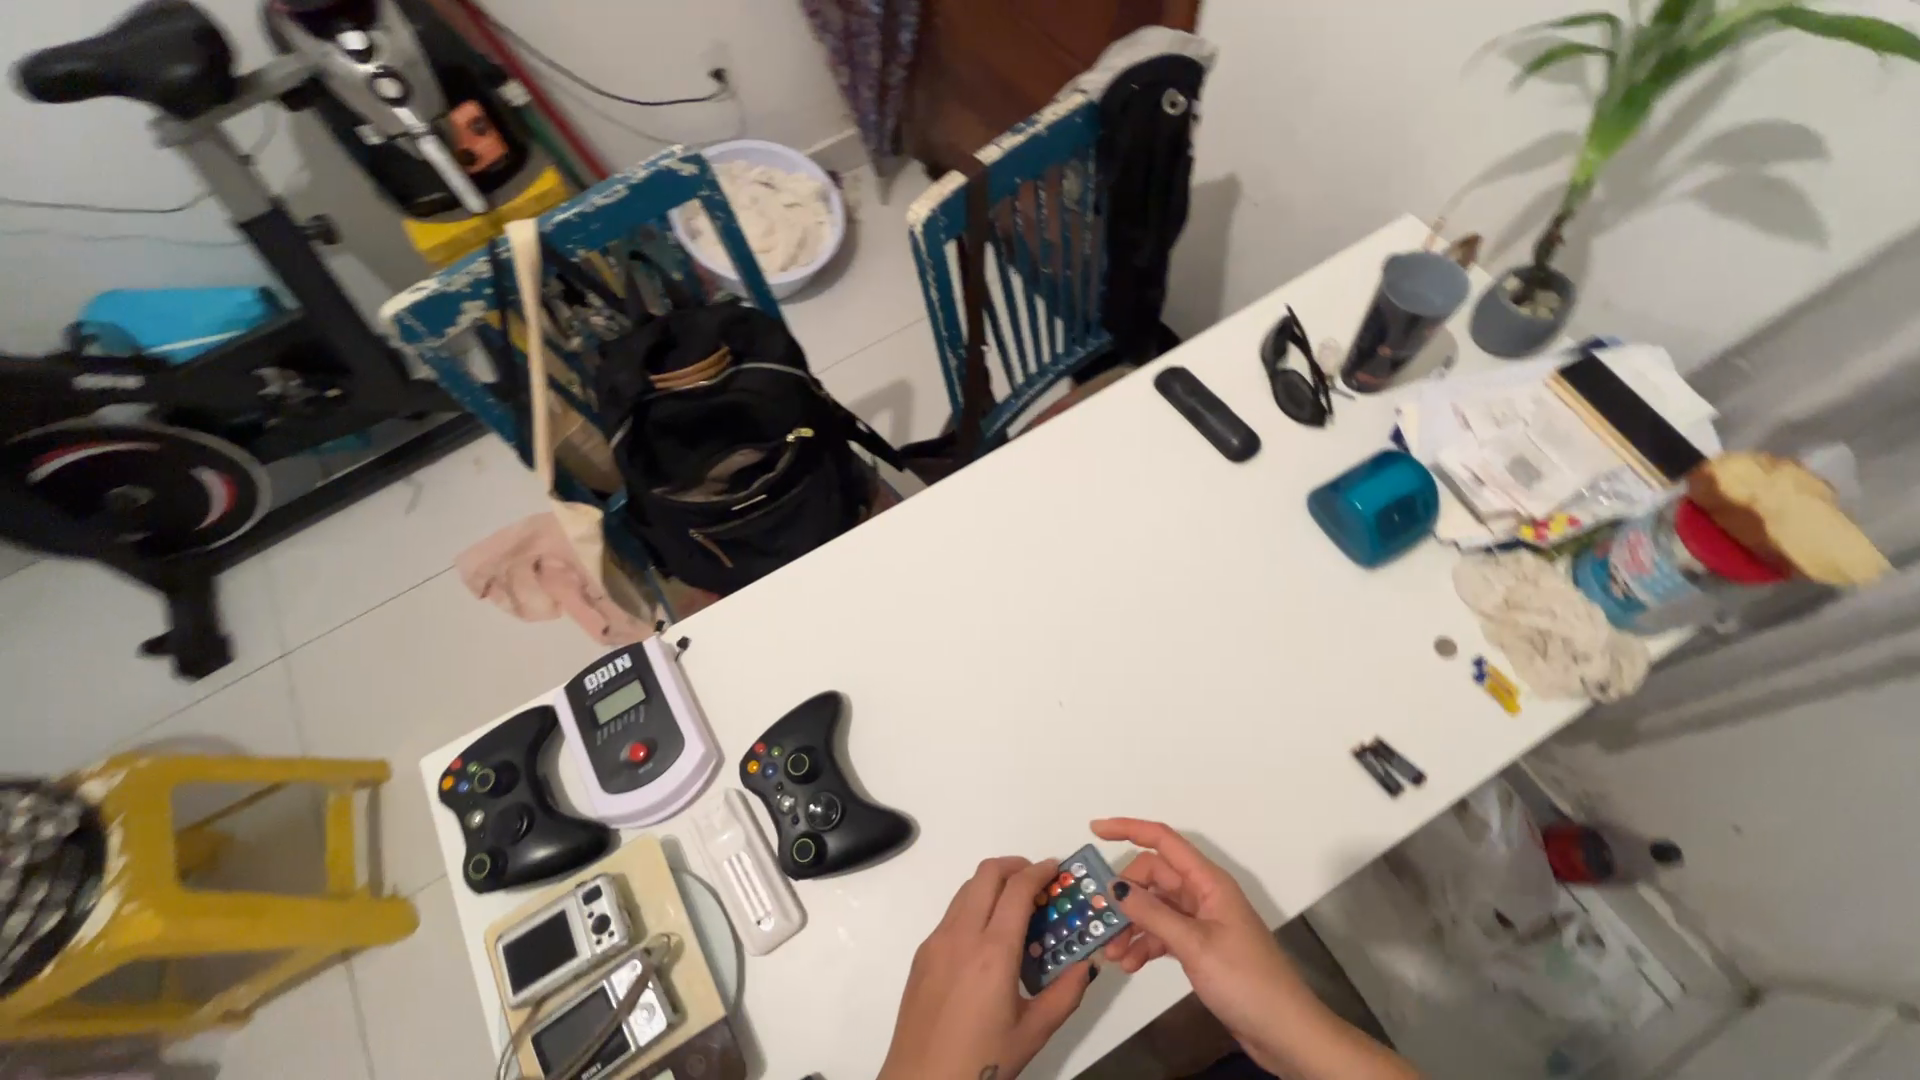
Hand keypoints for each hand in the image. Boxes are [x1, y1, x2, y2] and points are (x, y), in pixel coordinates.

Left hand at [878, 857, 1094, 1079]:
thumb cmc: (982, 1063)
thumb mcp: (1034, 1032)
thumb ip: (1066, 993)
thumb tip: (1088, 963)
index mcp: (993, 951)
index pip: (1018, 888)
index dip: (1039, 871)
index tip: (1056, 868)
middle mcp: (962, 934)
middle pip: (987, 873)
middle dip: (1015, 867)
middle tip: (1038, 881)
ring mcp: (937, 941)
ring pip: (966, 889)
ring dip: (993, 884)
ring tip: (1016, 906)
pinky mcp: (922, 954)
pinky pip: (952, 913)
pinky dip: (974, 906)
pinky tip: (988, 938)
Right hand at [1093, 819, 1309, 1056]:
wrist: (1286, 1032)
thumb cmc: (1246, 981)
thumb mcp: (1194, 945)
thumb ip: (1152, 913)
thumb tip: (1114, 886)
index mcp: (1208, 881)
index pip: (1163, 840)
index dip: (1128, 829)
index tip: (1095, 830)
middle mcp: (1203, 894)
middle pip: (1153, 877)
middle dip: (1124, 894)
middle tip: (1099, 918)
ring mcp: (1202, 921)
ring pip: (1155, 907)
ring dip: (1131, 925)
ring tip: (1112, 954)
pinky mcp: (1201, 946)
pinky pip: (1163, 932)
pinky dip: (1145, 944)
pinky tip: (1130, 964)